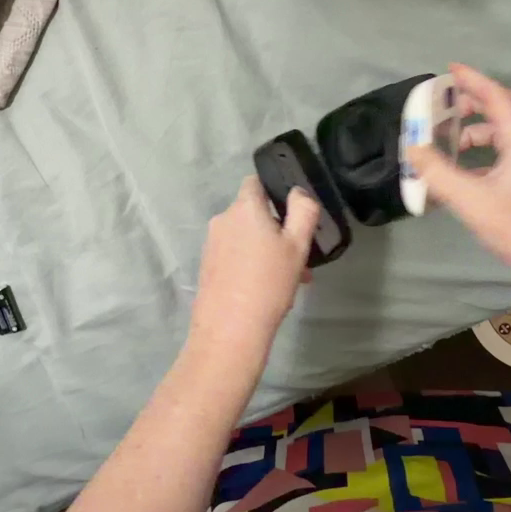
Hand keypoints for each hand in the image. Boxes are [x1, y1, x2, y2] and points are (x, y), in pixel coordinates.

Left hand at [187, 176, 320, 358]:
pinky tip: (267, 290)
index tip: (292, 211)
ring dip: (266, 249)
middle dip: (275, 228)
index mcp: (245, 208)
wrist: (229, 329)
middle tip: (299, 256)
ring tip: (288, 279)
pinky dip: (250, 263)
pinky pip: (234, 255)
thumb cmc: (269, 282)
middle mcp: (223, 220)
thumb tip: (298, 191)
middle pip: (252, 213)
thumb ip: (303, 211)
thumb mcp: (298, 245)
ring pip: (245, 237)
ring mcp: (211, 243)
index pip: (255, 182)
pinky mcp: (207, 266)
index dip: (274, 190)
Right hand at [407, 63, 510, 282]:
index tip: (449, 68)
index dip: (472, 80)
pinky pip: (504, 152)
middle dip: (473, 100)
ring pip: (503, 132)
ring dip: (475, 129)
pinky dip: (482, 151)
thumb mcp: (470, 199)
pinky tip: (461, 170)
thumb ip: (437, 172)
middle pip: (503, 109)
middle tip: (444, 101)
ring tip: (447, 138)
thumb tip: (412, 149)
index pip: (496, 96)